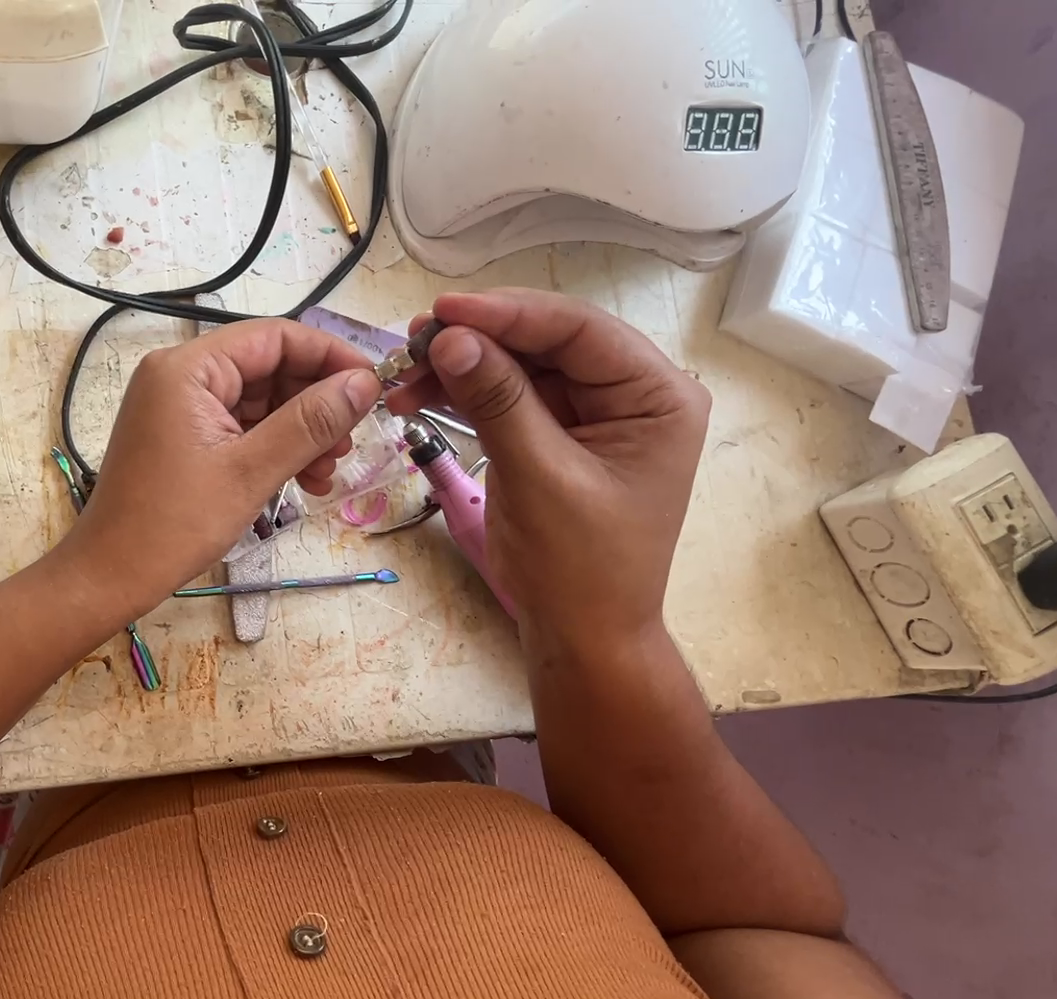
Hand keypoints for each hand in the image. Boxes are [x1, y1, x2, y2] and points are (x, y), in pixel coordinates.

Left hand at [62, 318, 381, 614]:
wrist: (111, 575)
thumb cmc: (174, 523)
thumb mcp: (251, 471)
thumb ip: (310, 422)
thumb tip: (366, 383)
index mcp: (188, 368)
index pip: (274, 337)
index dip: (329, 357)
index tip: (373, 387)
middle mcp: (179, 376)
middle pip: (268, 368)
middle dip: (314, 404)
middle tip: (349, 444)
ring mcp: (177, 407)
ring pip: (258, 402)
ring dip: (299, 432)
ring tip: (327, 473)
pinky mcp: (180, 436)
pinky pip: (238, 428)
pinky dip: (272, 449)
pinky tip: (302, 480)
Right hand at [384, 289, 710, 647]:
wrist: (578, 631)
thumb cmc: (577, 564)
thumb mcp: (539, 476)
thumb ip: (498, 401)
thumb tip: (449, 338)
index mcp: (655, 396)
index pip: (578, 331)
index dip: (507, 314)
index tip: (442, 310)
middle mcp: (625, 393)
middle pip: (543, 343)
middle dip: (475, 341)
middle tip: (411, 342)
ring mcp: (585, 414)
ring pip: (515, 368)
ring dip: (457, 368)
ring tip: (401, 375)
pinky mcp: (549, 435)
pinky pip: (501, 399)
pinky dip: (459, 396)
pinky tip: (417, 396)